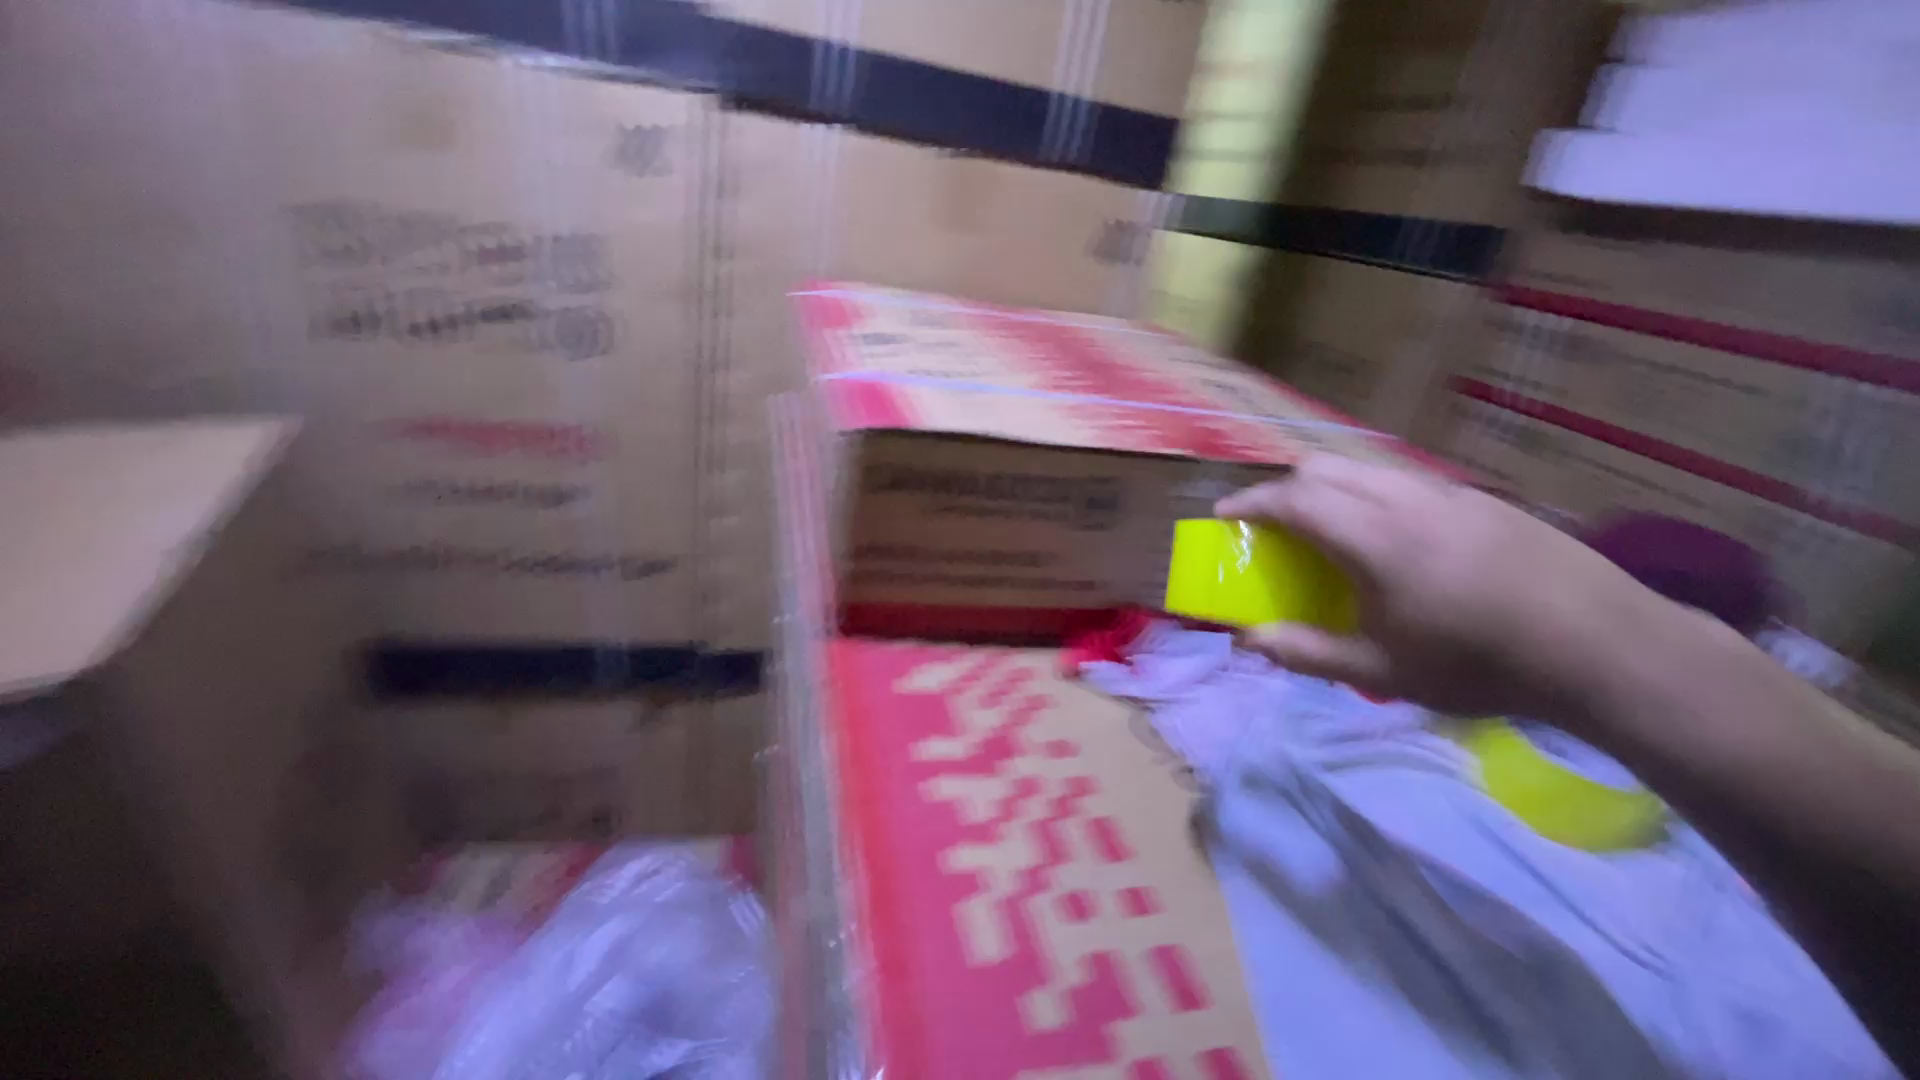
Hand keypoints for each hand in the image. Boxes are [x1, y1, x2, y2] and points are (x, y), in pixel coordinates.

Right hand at [1216, 454, 1660, 722]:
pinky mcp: (1483, 500)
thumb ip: (1306, 652)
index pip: (1294, 498)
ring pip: (1367, 468)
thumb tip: (1246, 641)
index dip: (1250, 502)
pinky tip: (1390, 538)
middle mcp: (1407, 499)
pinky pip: (1405, 481)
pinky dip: (1370, 494)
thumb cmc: (1481, 666)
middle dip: (1284, 487)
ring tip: (1325, 529)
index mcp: (1376, 537)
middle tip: (1269, 524)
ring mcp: (1450, 493)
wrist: (1604, 649)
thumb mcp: (1383, 672)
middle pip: (1325, 467)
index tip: (1223, 515)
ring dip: (1329, 487)